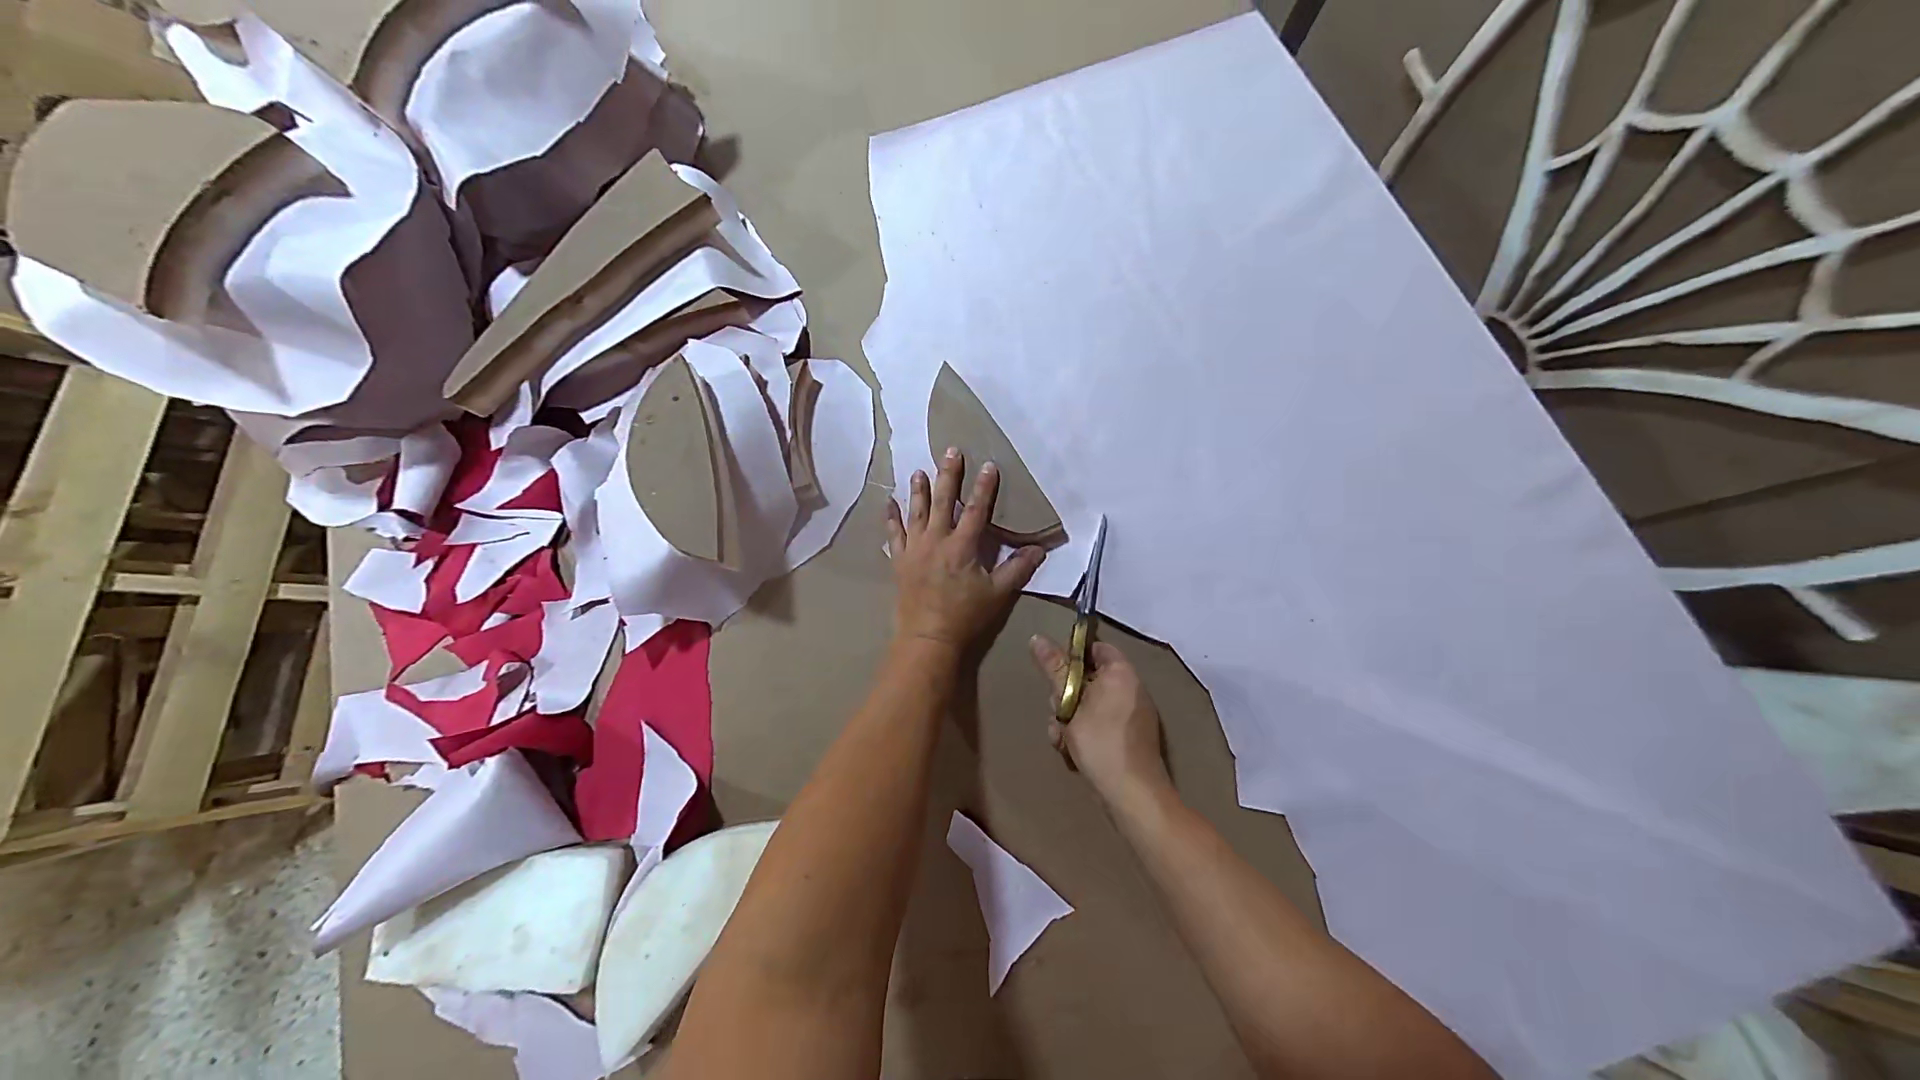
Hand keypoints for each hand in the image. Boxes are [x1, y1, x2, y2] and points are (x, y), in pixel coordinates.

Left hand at [886, 448, 1045, 651]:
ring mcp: (914, 549)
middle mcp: (936, 540)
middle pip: (941, 501)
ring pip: (915, 512)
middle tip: (949, 451)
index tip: (988, 465)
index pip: (976, 509)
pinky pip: (893, 534)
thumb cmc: (965, 616)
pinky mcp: (899, 561)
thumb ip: (1018, 569)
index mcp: (962, 546)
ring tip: (919, 470)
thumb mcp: (998, 594)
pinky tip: (888, 503)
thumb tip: (1040, 550)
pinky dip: (891, 518)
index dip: (983, 487)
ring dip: (918, 490)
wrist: (927, 638)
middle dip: (947, 475)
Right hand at [1031, 636, 1170, 803]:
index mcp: (1122, 673)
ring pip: (1087, 706)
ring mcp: (1130, 717)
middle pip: (1087, 680)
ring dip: (1068, 721)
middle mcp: (1131, 690)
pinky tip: (1071, 753)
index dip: (1072, 658)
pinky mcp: (1127, 739)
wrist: (1132, 794)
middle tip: (1059, 714)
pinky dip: (1083, 736)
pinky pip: (1098, 726)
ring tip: (1063, 740)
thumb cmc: (1100, 742)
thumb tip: (1037, 637)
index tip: (1054, 675)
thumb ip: (1054, 669)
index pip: (1095, 649)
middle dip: (1064, 697)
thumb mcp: (1069, 702)